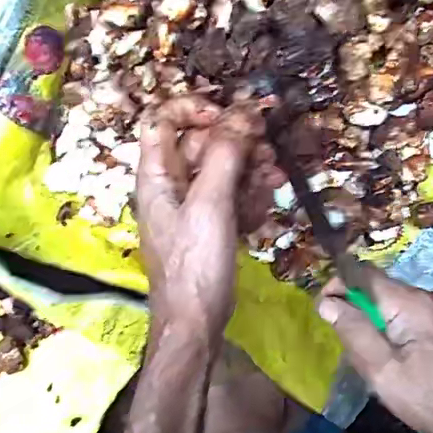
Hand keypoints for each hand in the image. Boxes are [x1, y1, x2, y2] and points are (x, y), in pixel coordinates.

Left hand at [136, 96, 261, 336]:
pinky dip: (250, 197)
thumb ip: (226, 155)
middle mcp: (172, 186)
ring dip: (251, 169)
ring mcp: (192, 208)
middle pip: (201, 144)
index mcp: (157, 175)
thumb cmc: (195, 265)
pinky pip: (231, 199)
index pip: (162, 120)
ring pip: (222, 171)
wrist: (196, 324)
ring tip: (276, 177)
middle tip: (267, 148)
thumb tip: (244, 113)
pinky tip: (266, 207)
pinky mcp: (211, 228)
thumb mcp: (210, 205)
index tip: (229, 115)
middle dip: (236, 141)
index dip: (194, 108)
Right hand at [319, 267, 432, 432]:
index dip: (337, 284)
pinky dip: (388, 329)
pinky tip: (389, 359)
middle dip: (354, 307)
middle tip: (342, 341)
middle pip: (378, 287)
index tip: (321, 309)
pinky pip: (406, 316)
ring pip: (390, 303)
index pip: (364, 273)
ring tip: (365, 355)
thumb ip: (354, 333)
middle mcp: (427, 297)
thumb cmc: (430, 401)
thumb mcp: (383, 372)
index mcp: (411, 303)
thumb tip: (327, 302)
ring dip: (371, 320)